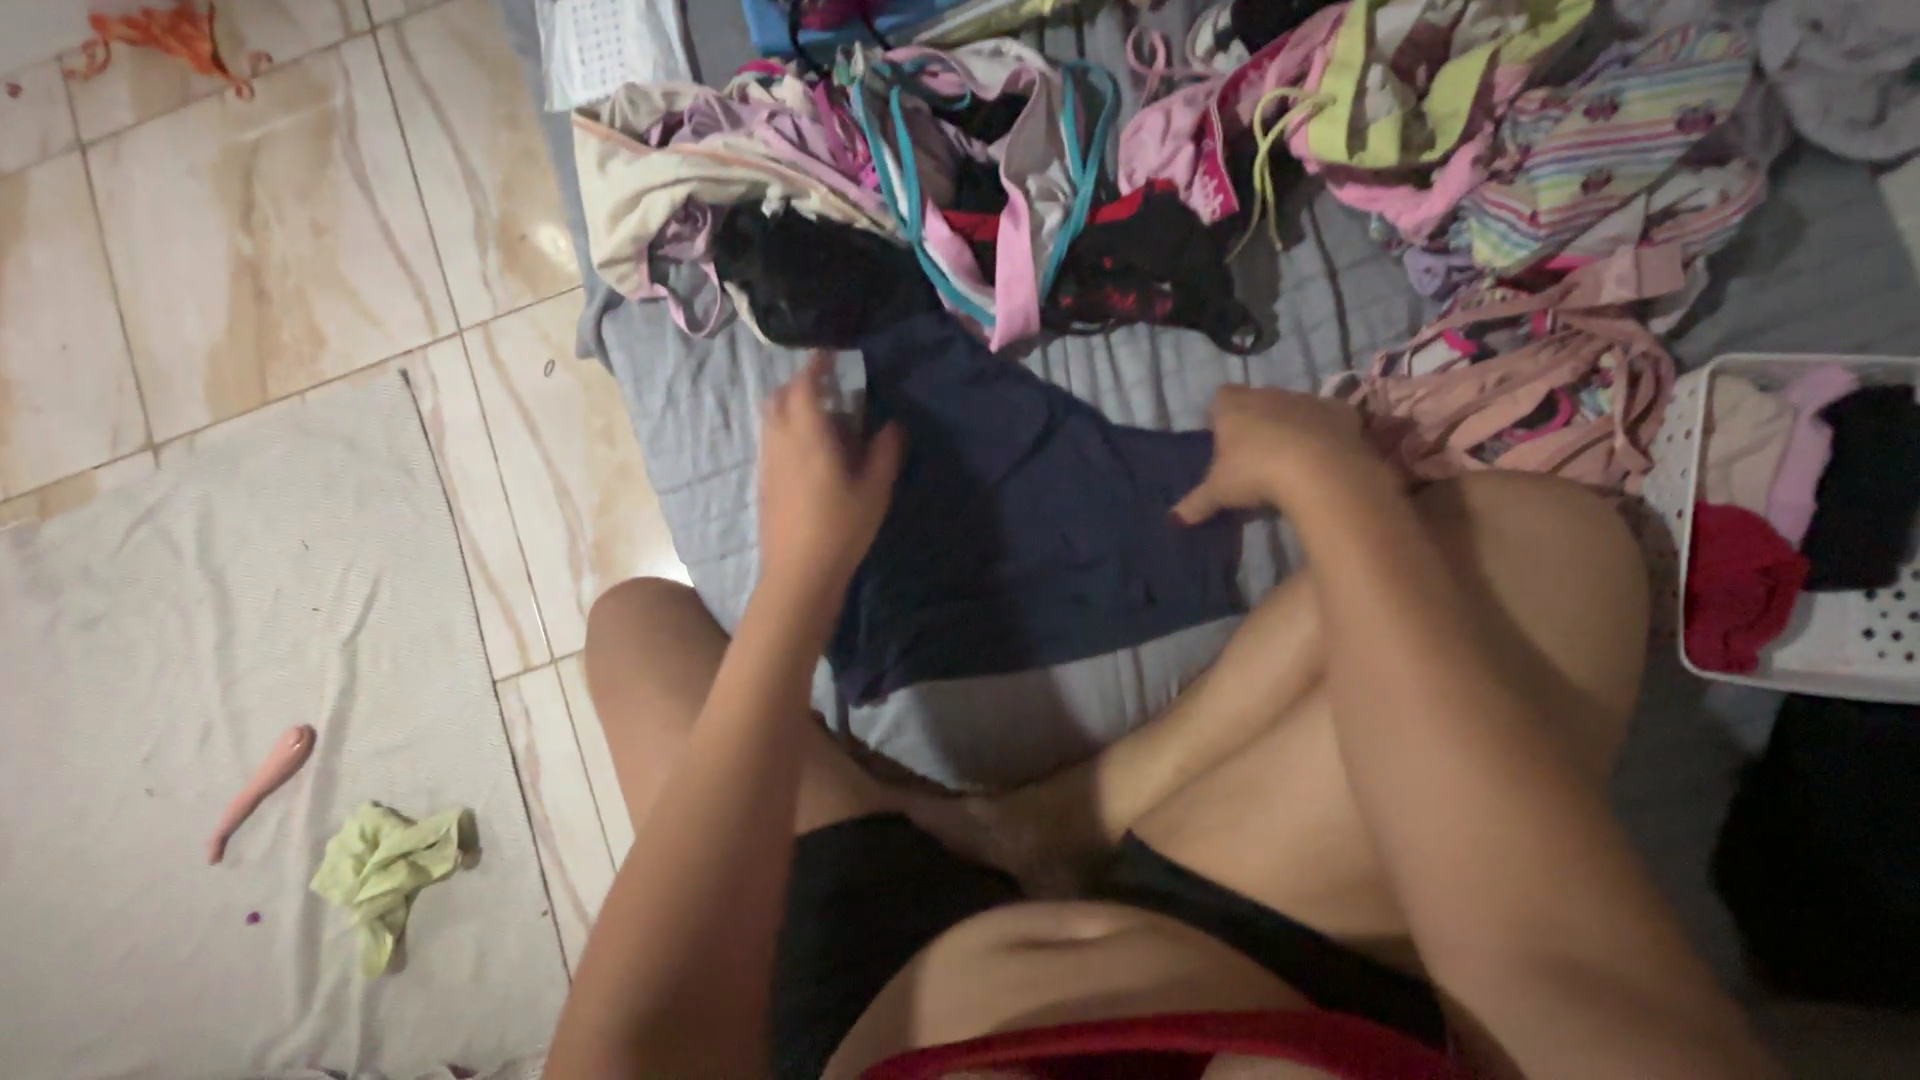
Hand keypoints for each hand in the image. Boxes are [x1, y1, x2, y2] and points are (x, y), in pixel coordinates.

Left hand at [756, 352, 905, 601]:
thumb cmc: (841, 530)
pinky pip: (770, 442)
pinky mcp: (763, 484)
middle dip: (799, 385)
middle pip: (779, 399)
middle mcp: (780, 443)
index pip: (803, 387)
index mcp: (808, 437)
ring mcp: (767, 464)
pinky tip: (807, 453)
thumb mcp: (875, 491)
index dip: (815, 367)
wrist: (798, 575)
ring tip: (818, 418)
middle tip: (825, 387)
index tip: (829, 356)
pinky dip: (785, 431)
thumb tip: (892, 424)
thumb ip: (885, 452)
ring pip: (771, 421)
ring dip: (790, 408)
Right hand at [1173, 385, 1384, 523]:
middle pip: (1257, 399)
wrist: (1319, 470)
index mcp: (1233, 407)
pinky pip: (1327, 416)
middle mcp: (1268, 395)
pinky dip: (1324, 430)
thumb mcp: (1219, 493)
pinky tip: (1324, 454)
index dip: (1220, 414)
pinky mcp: (1339, 411)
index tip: (1223, 437)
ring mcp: (1305, 399)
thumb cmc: (1256, 473)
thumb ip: (1196, 503)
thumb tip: (1173, 520)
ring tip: (1290, 457)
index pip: (1220, 397)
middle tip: (1254, 453)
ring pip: (1292, 406)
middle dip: (1255, 420)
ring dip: (1290, 424)